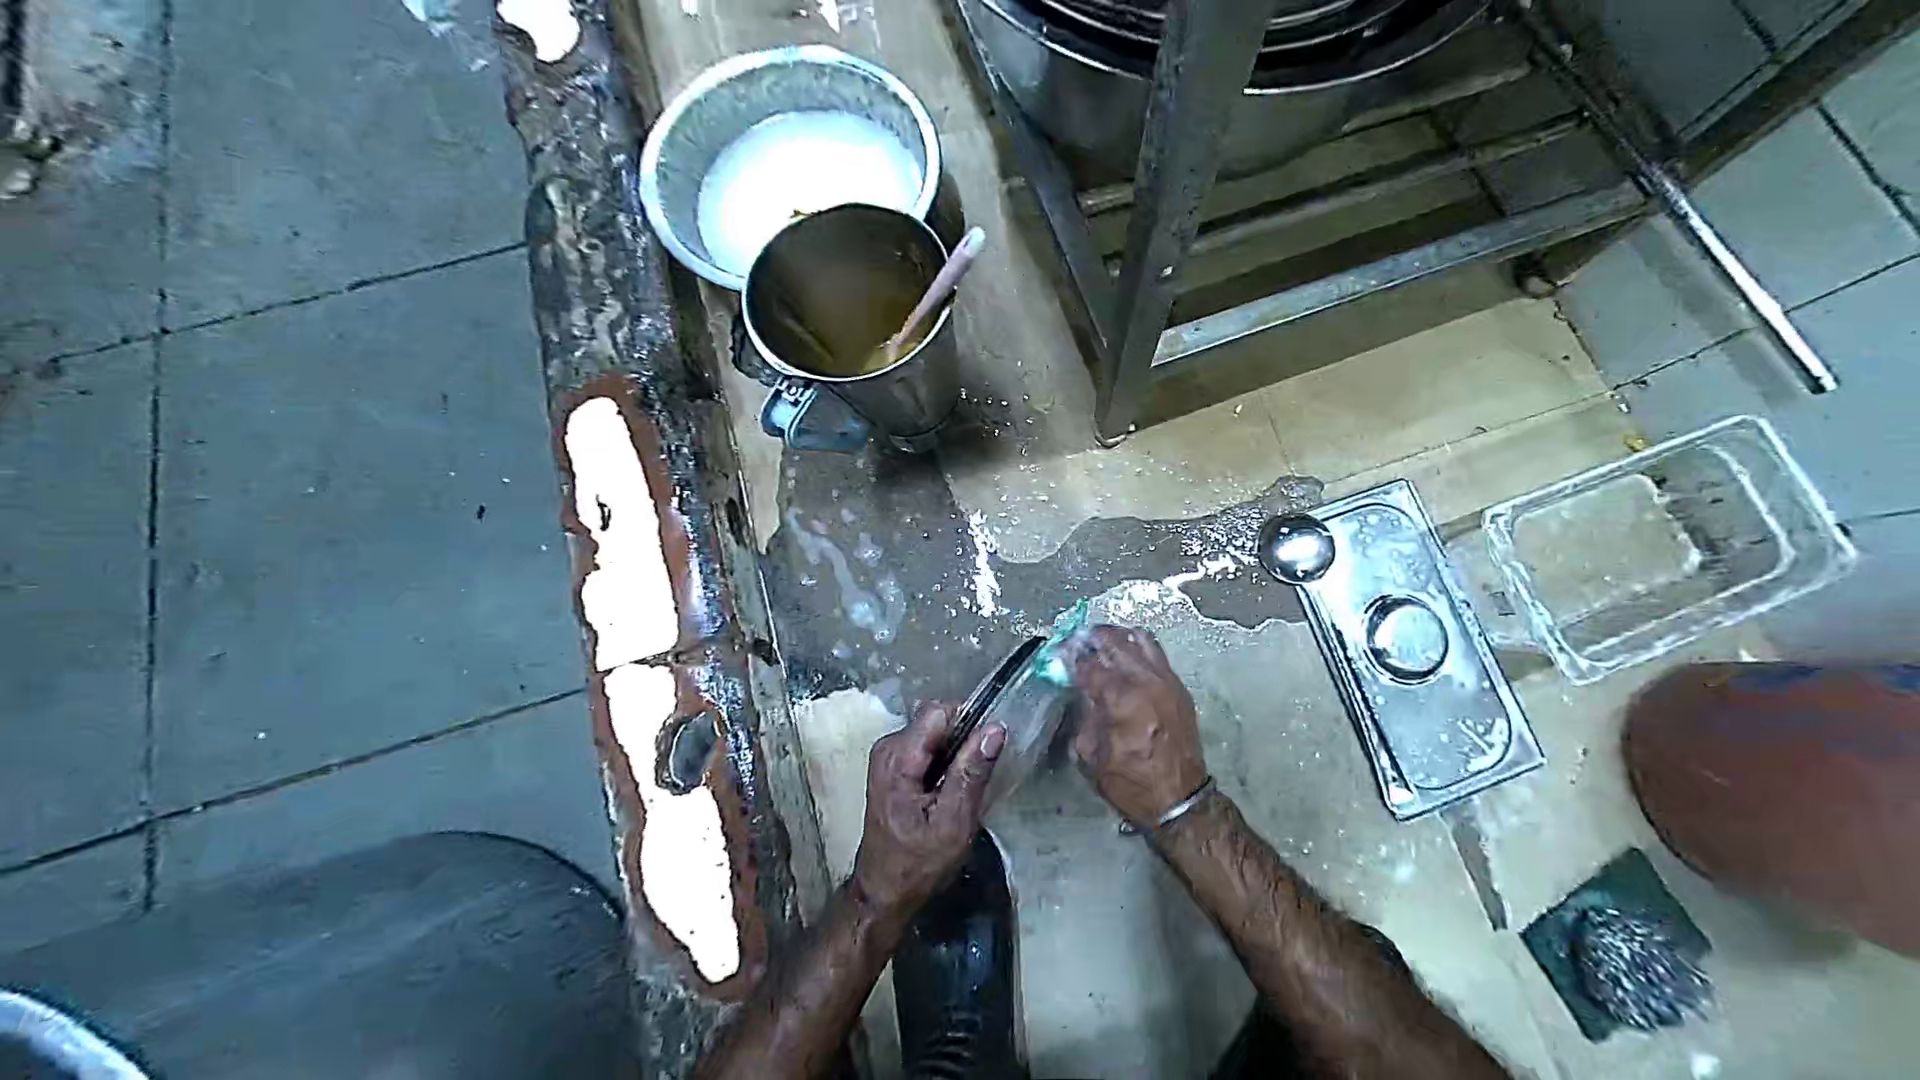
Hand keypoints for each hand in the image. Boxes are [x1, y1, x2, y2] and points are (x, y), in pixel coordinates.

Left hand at [851, 702, 1004, 914]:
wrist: (884, 892)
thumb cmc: (918, 864)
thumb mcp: (954, 822)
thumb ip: (972, 772)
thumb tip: (994, 729)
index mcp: (899, 757)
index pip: (939, 711)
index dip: (967, 722)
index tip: (985, 750)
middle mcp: (887, 747)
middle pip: (935, 720)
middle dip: (962, 740)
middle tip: (976, 776)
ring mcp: (886, 756)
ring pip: (932, 733)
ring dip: (953, 752)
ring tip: (962, 787)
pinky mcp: (891, 766)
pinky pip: (924, 746)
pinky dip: (942, 761)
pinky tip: (948, 790)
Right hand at [1069, 625, 1208, 826]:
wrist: (1180, 800)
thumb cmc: (1130, 782)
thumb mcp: (1091, 754)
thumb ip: (1084, 715)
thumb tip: (1080, 692)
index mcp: (1120, 700)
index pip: (1089, 664)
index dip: (1070, 656)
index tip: (1058, 654)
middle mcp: (1145, 683)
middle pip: (1114, 642)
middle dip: (1091, 639)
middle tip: (1077, 641)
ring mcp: (1166, 681)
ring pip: (1140, 639)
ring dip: (1117, 638)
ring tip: (1102, 643)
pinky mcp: (1178, 687)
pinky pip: (1157, 653)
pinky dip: (1138, 648)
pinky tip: (1126, 656)